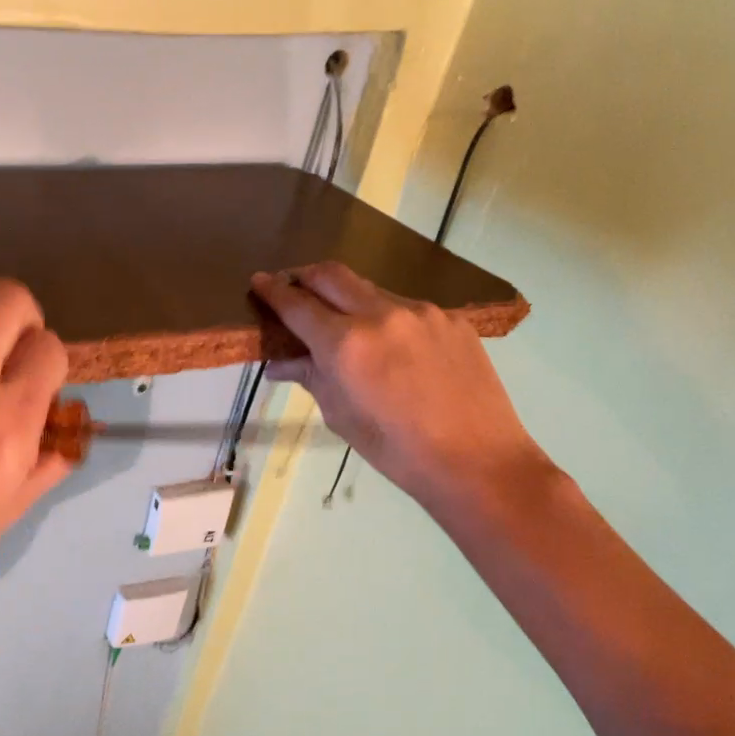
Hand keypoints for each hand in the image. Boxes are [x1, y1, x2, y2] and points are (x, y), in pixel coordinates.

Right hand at [250, 262, 549, 507]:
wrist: (477, 460)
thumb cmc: (396, 450)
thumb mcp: (341, 416)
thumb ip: (311, 377)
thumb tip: (281, 362)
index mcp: (345, 344)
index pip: (297, 304)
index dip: (272, 291)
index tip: (258, 282)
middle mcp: (381, 314)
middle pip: (332, 275)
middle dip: (305, 276)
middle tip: (291, 287)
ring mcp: (421, 312)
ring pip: (371, 290)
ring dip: (347, 298)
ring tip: (342, 323)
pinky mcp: (452, 319)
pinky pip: (406, 308)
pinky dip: (386, 318)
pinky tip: (391, 348)